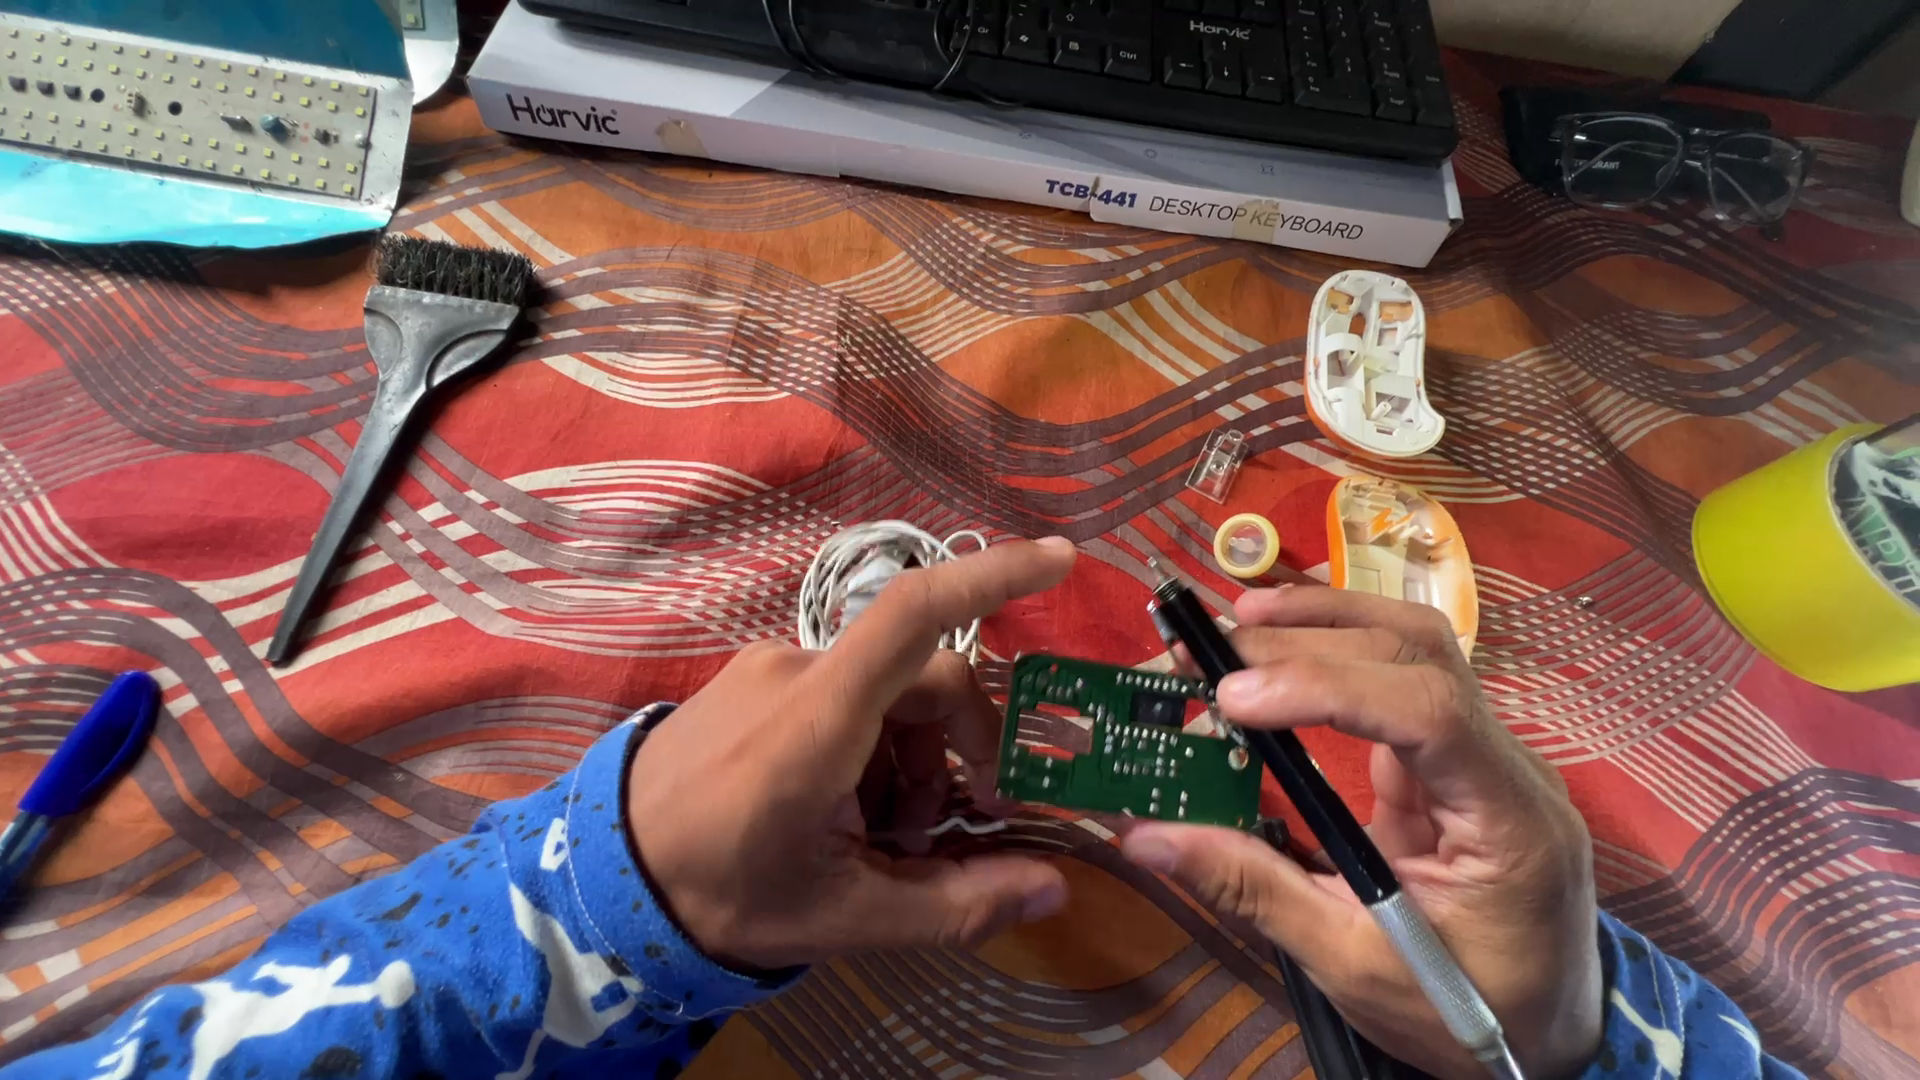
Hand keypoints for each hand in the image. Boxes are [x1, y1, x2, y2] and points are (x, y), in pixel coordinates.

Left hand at [627, 538, 1076, 970]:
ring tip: (888, 831)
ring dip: (916, 754)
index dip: (995, 575)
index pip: (917, 612)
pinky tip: (849, 802)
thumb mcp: (842, 916)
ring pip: (891, 686)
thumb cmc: (717, 894)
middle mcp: (800, 668)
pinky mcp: (761, 673)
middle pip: (927, 675)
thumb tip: (1053, 890)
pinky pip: (848, 688)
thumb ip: (953, 905)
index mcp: (820, 718)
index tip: (1063, 560)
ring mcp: (776, 664)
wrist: (600, 874)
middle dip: (962, 747)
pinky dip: (876, 739)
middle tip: (959, 822)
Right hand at [1123, 586, 1602, 1079]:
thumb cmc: (1462, 1012)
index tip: (1233, 701)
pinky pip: (1394, 669)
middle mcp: (1504, 762)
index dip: (1325, 687)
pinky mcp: (1442, 746)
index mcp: (1508, 822)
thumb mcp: (1351, 963)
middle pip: (1415, 657)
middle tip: (1205, 653)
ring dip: (1323, 618)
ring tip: (1240, 618)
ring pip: (1413, 643)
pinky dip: (1332, 637)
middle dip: (1303, 642)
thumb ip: (1253, 889)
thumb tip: (1144, 836)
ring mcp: (1478, 746)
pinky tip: (1282, 632)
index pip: (1428, 712)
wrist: (1541, 1034)